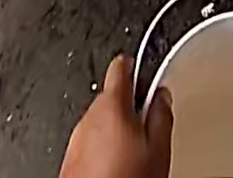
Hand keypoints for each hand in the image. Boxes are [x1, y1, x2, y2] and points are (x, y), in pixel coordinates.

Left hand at [60, 55, 172, 177]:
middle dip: (128, 109)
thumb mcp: (158, 149)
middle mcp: (89, 114)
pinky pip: (89, 143)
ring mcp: (77, 137)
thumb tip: (162, 95)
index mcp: (112, 102)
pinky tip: (114, 171)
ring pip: (100, 121)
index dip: (135, 66)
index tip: (144, 70)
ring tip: (131, 158)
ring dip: (114, 131)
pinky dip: (101, 150)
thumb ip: (161, 114)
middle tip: (146, 130)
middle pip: (112, 97)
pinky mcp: (69, 159)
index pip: (121, 65)